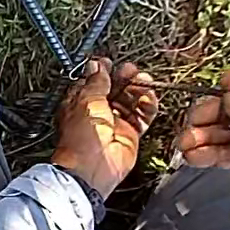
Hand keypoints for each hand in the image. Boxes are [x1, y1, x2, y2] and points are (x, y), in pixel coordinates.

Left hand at [52, 58, 159, 198]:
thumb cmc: (80, 138)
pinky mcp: (130, 134)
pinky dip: (148, 106)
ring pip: (130, 101)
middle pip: (114, 89)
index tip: (109, 62)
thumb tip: (96, 65)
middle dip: (123, 78)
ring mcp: (114, 123)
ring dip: (137, 89)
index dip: (102, 71)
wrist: (91, 166)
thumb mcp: (86, 100)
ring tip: (143, 80)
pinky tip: (149, 97)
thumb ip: (96, 81)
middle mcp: (97, 113)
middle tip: (130, 70)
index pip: (93, 82)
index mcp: (79, 103)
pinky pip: (142, 117)